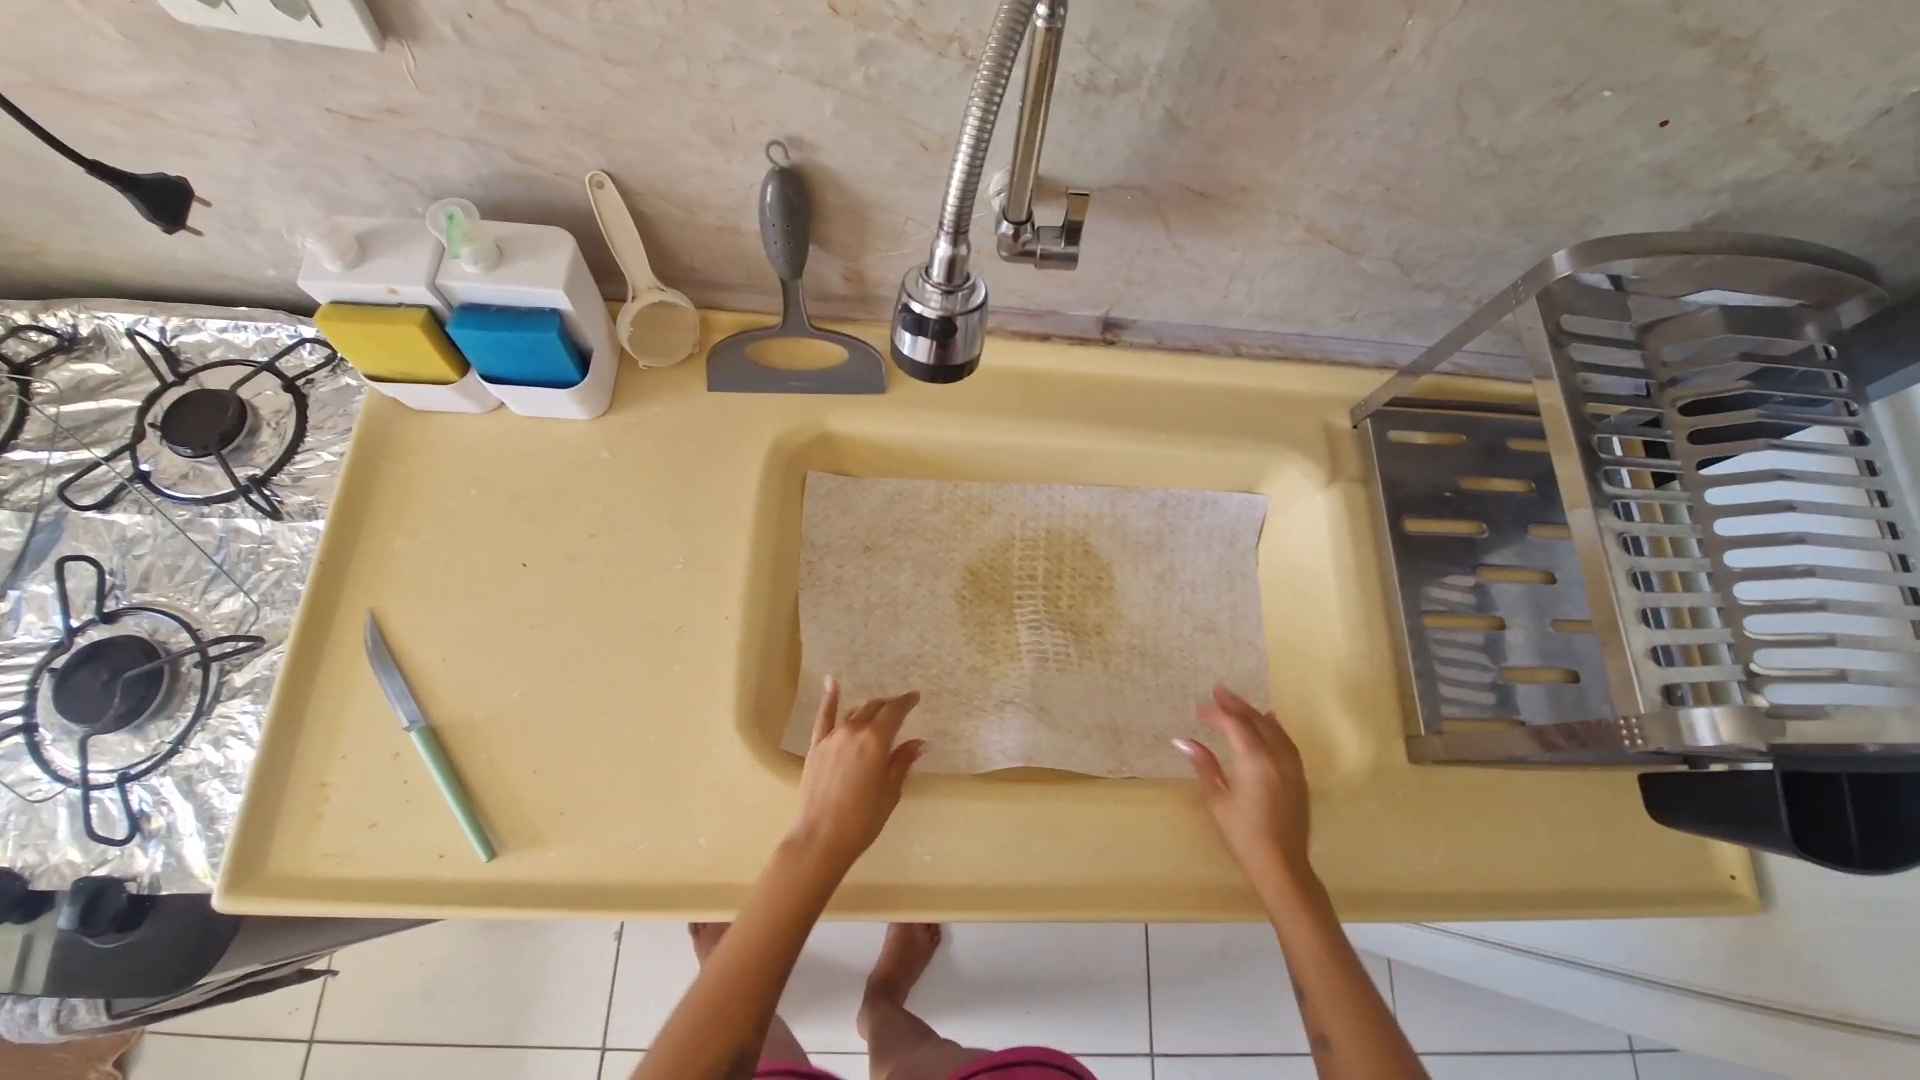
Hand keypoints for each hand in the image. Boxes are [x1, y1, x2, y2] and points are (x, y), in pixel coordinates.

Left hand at [787, 677, 926, 870]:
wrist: (821, 838)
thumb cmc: (863, 819)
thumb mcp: (890, 791)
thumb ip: (902, 762)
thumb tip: (920, 742)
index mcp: (876, 740)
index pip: (895, 712)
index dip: (906, 702)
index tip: (915, 697)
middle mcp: (853, 730)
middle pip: (874, 709)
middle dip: (889, 706)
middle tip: (900, 708)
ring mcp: (831, 737)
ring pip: (853, 713)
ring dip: (867, 709)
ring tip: (877, 710)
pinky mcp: (815, 747)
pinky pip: (823, 717)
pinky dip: (829, 698)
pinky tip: (831, 682)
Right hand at [1174, 686, 1312, 884]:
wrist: (1282, 865)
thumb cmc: (1243, 834)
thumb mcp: (1217, 799)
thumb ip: (1204, 765)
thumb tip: (1184, 740)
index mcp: (1254, 760)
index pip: (1235, 725)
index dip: (1216, 714)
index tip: (1199, 710)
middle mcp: (1277, 756)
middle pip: (1257, 721)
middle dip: (1237, 705)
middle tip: (1218, 692)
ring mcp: (1292, 766)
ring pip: (1274, 728)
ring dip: (1255, 713)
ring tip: (1239, 704)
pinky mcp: (1299, 777)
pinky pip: (1287, 741)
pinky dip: (1275, 727)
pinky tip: (1270, 722)